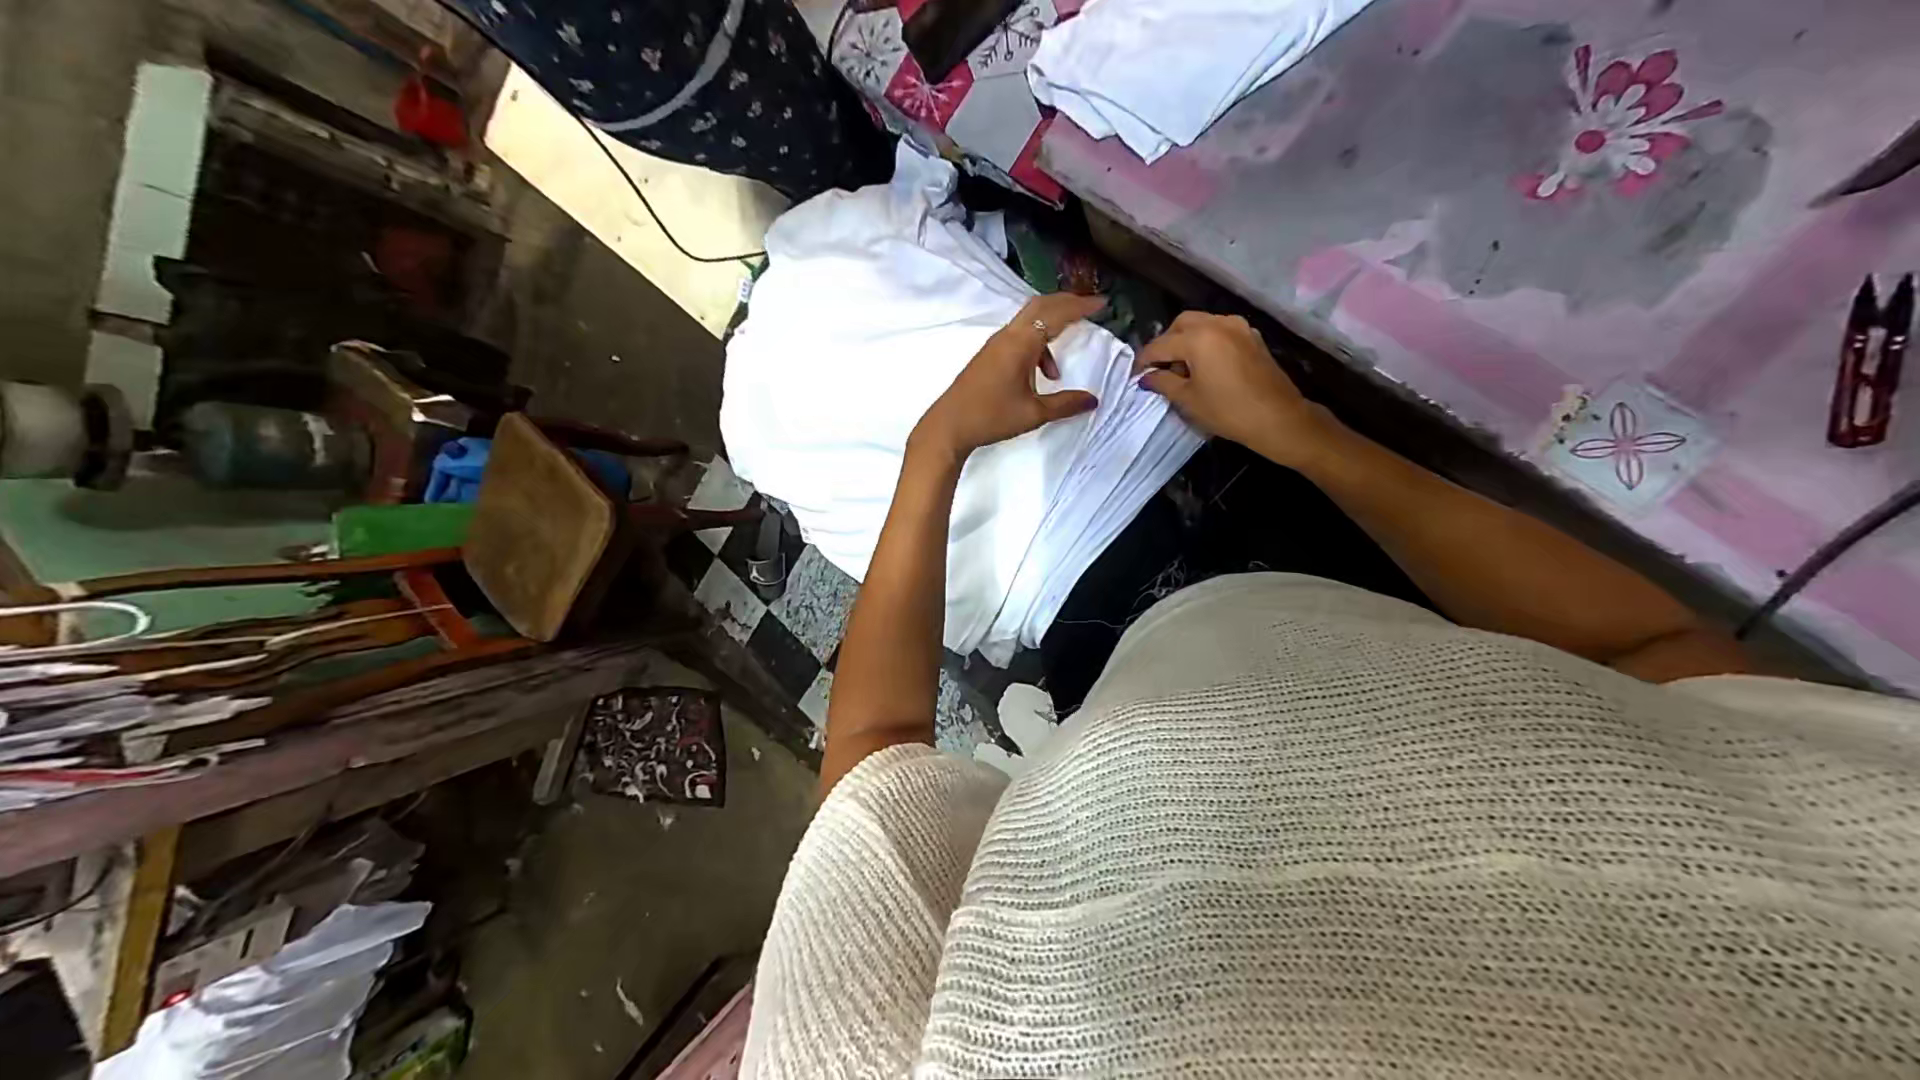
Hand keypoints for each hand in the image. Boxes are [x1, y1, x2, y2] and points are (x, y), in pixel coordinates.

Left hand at [912, 293, 1104, 460]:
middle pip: (1040, 306)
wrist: (948, 427)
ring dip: (1050, 332)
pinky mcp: (988, 356)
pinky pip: (1018, 337)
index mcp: (1020, 343)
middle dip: (1066, 304)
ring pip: (1028, 322)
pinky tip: (1039, 377)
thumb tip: (1093, 400)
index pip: (1056, 313)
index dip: (1080, 306)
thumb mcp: (1034, 413)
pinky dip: (1036, 347)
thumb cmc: (991, 417)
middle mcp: (1007, 336)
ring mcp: (995, 345)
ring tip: (1059, 370)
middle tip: (1089, 309)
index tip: (1102, 303)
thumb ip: (1065, 404)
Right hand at [1135, 312, 1333, 465]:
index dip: (1144, 361)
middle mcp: (1218, 323)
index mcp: (1198, 337)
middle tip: (1159, 369)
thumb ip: (1163, 382)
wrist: (1277, 418)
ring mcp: (1238, 327)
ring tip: (1182, 369)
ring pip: (1202, 324)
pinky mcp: (1251, 337)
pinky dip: (1206, 342)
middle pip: (1181, 324)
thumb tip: (1147, 377)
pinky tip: (1204, 366)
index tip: (1135, 375)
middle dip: (1166, 343)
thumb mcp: (1188, 399)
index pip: (1160, 344)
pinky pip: (1220, 331)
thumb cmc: (1227, 411)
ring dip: (1186, 341)